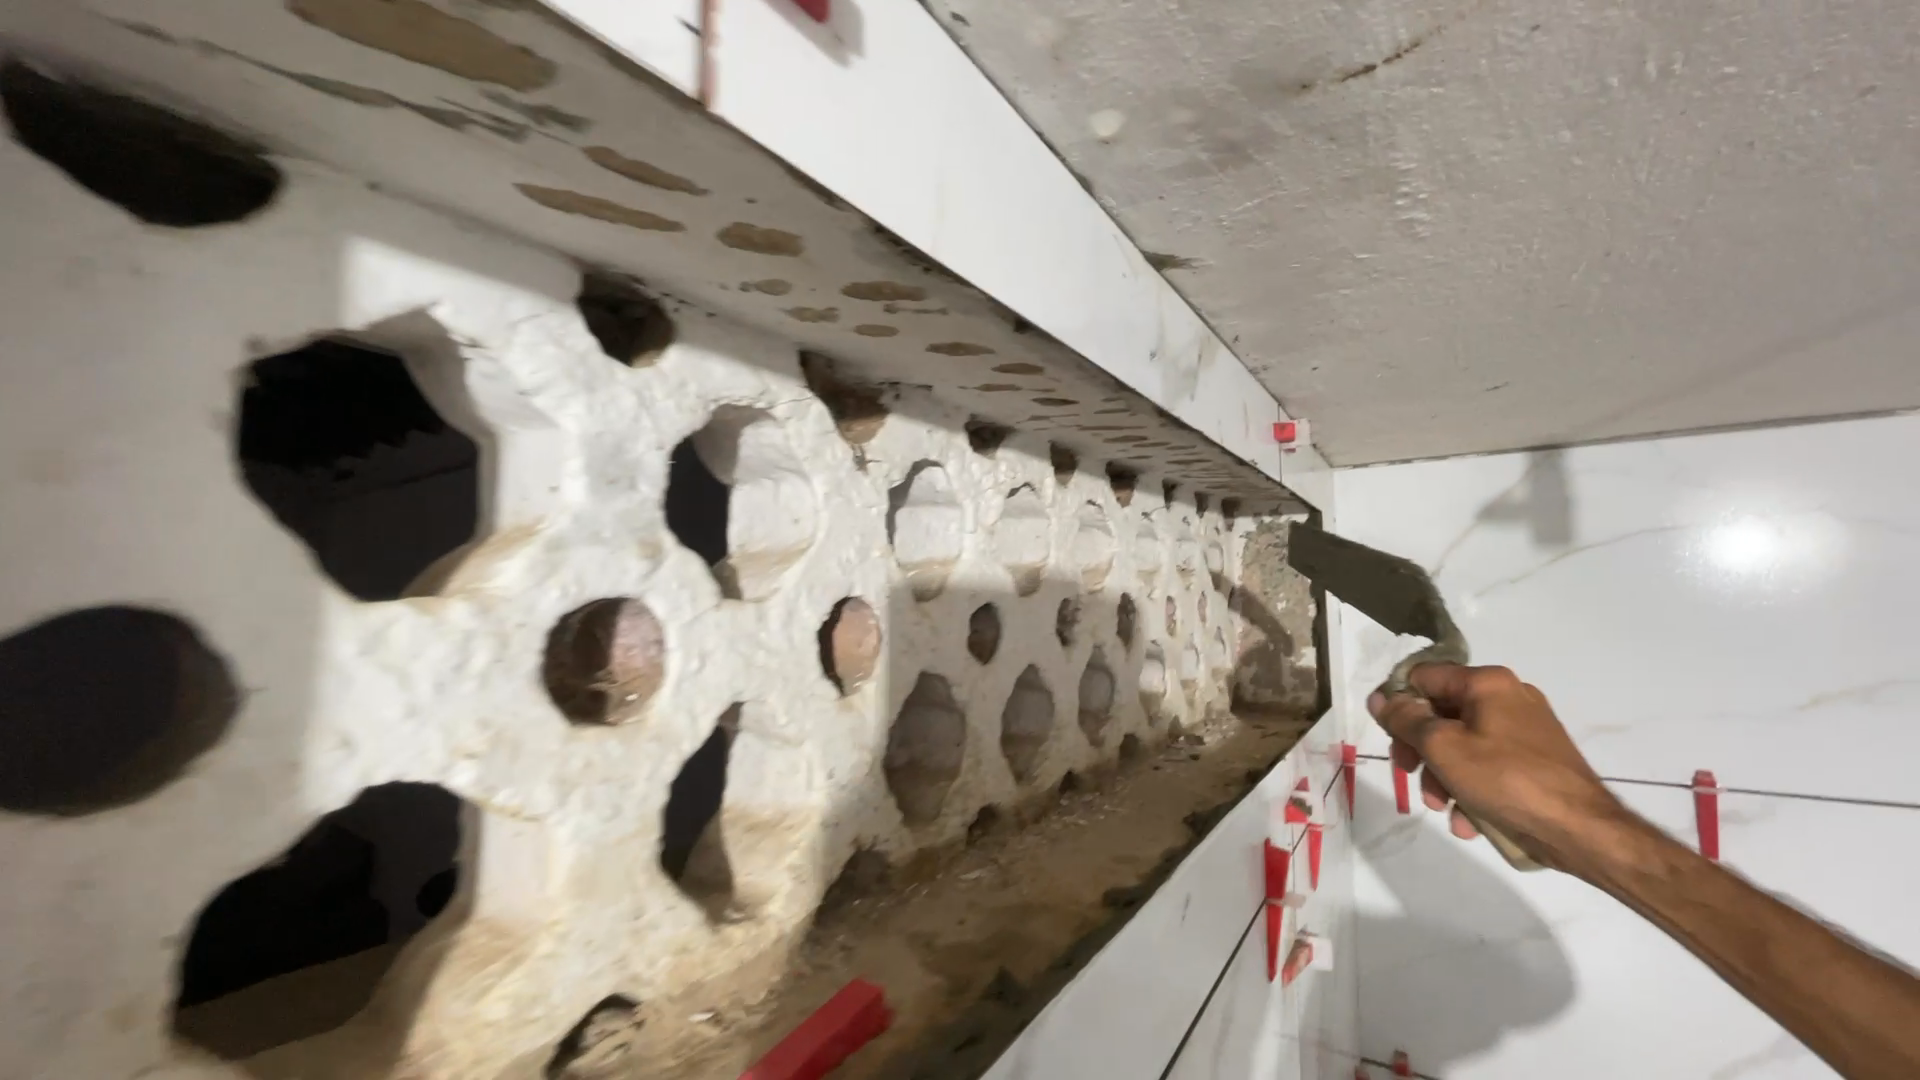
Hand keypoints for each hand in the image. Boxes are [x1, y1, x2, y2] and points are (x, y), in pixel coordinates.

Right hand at [1367, 664, 1640, 875]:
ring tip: (1441, 807)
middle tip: (1409, 774)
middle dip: (1420, 749)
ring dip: (1442, 776)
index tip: (1391, 738)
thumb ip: (1404, 718)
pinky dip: (1471, 788)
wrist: (1584, 832)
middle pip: (1439, 713)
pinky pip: (1487, 765)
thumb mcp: (1441, 746)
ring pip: (1461, 743)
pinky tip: (1467, 818)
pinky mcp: (1536, 760)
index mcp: (1487, 682)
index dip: (1399, 705)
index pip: (1422, 677)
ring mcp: (1525, 729)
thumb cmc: (1506, 779)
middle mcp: (1508, 697)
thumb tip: (1379, 697)